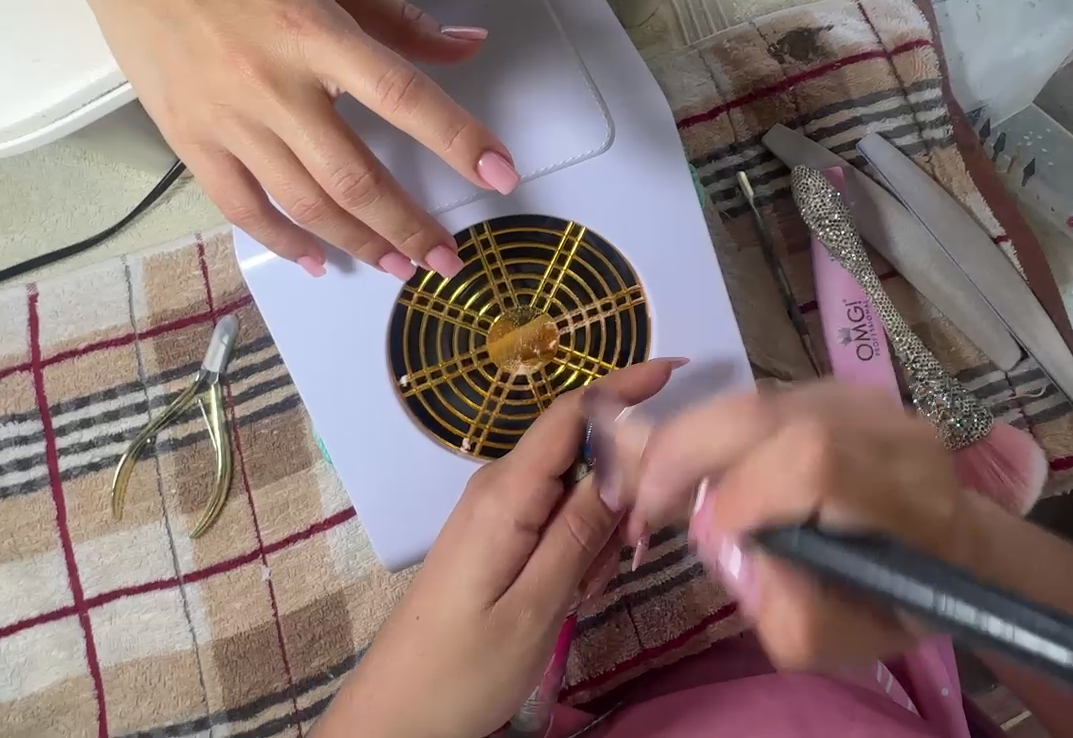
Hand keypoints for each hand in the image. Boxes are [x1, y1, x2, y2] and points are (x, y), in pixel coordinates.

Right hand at [41, 0, 517, 278]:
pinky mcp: (188, 139)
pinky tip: (315, 260)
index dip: (458, 140)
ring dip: (359, 242)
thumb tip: (471, 48)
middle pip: (355, 176)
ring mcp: (228, 120)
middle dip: (410, 226)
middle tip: (449, 262)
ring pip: (304, 202)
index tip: (502, 175)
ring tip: (400, 267)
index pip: (404, 97)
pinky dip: (282, 237)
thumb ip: (401, 20)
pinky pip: (241, 205)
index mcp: (317, 35)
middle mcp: (275, 86)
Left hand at [315, 360, 682, 737]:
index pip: (572, 413)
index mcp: (508, 491)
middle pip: (583, 451)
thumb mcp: (536, 606)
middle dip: (619, 490)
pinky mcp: (501, 530)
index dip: (624, 385)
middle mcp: (502, 483)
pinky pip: (558, 515)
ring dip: (599, 529)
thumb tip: (627, 461)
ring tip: (584, 592)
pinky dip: (580, 544)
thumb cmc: (463, 668)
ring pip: (576, 488)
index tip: (677, 370)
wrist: (395, 716)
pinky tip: (572, 592)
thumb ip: (581, 529)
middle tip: (628, 554)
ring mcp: (500, 506)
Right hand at [620, 385, 985, 671]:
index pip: (816, 461)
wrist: (951, 543)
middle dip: (687, 449)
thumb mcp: (856, 643)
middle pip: (767, 411)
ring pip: (751, 400)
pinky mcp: (833, 385)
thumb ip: (794, 618)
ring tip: (666, 487)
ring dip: (692, 439)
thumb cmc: (900, 600)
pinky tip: (704, 467)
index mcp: (913, 500)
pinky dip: (714, 430)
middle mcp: (888, 430)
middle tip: (646, 498)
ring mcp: (860, 397)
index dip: (744, 490)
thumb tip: (725, 552)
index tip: (703, 534)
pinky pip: (755, 398)